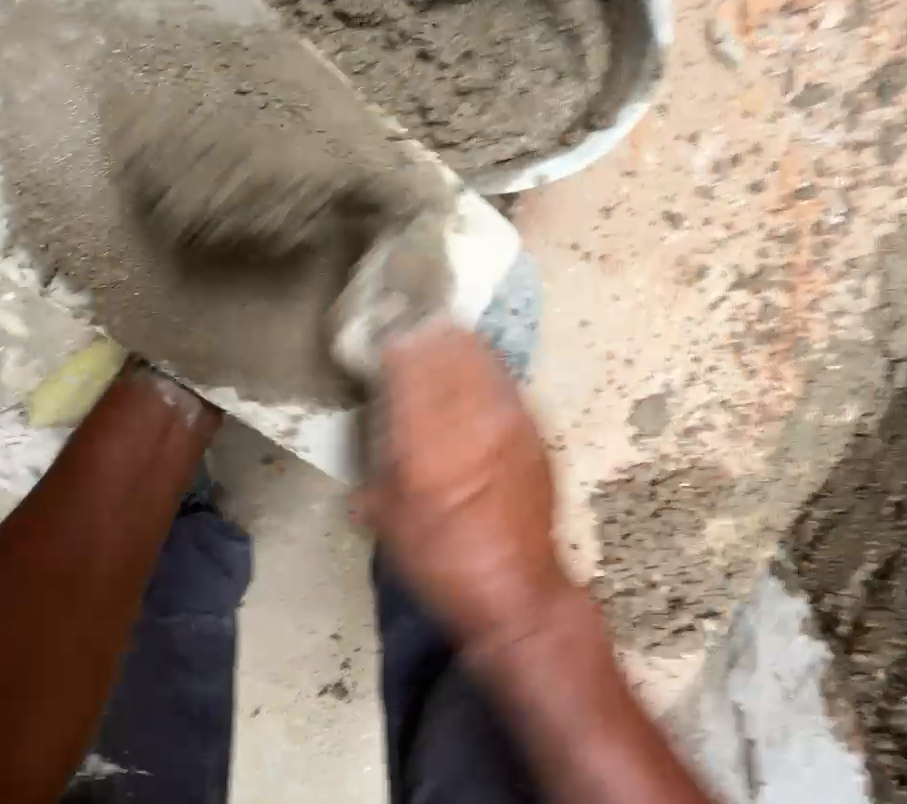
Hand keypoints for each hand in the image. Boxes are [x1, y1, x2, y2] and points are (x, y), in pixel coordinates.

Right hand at [360, 320, 575, 649]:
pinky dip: (487, 363)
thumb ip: (377, 473)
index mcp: (424, 445)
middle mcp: (468, 424)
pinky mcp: (534, 433)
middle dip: (426, 330)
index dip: (397, 341)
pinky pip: (507, 381)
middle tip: (411, 316)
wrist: (516, 590)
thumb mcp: (392, 520)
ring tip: (442, 325)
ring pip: (480, 359)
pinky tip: (478, 357)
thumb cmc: (444, 562)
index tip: (385, 327)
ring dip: (457, 339)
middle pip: (447, 354)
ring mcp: (507, 425)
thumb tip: (373, 440)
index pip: (409, 370)